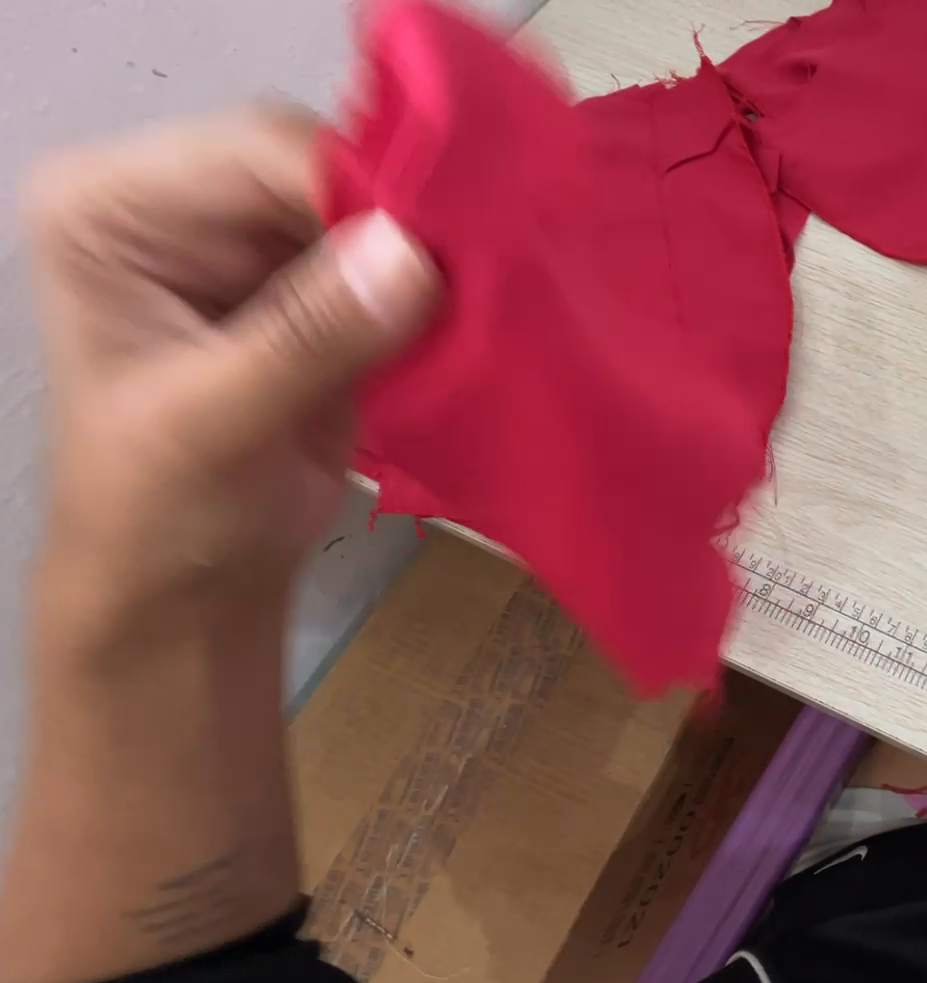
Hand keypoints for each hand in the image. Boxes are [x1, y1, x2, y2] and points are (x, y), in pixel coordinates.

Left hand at [25, 105, 438, 633]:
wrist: (202, 572)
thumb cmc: (166, 505)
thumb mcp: (220, 420)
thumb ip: (310, 338)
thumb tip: (412, 256)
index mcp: (121, 212)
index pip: (258, 154)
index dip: (358, 188)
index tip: (446, 246)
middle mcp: (190, 215)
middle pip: (322, 172)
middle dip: (406, 217)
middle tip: (484, 268)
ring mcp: (265, 260)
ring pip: (375, 219)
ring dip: (435, 256)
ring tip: (492, 293)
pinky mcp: (329, 305)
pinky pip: (401, 272)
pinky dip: (443, 294)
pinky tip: (476, 317)